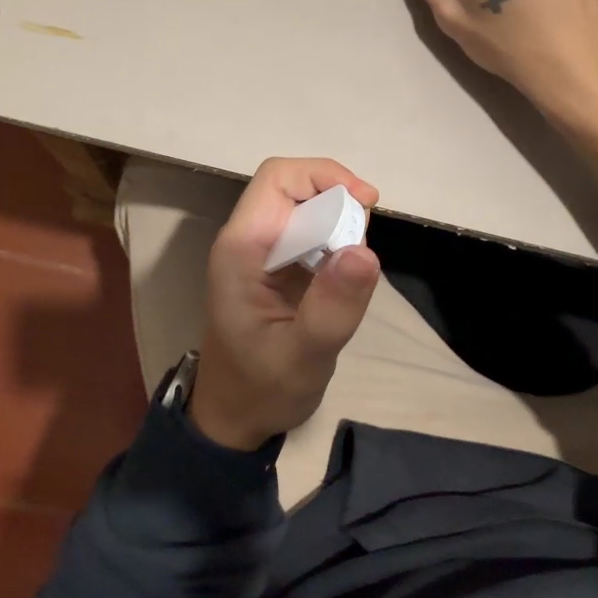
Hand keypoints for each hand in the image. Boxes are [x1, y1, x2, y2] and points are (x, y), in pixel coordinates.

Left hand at [188, 158, 382, 450]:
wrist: (232, 420)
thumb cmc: (260, 390)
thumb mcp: (303, 357)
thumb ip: (331, 308)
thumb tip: (365, 250)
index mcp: (243, 248)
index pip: (278, 179)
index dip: (323, 176)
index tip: (365, 204)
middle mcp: (248, 240)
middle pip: (294, 187)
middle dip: (336, 202)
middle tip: (363, 246)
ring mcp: (261, 253)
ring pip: (305, 208)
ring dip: (338, 223)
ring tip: (354, 268)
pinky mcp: (276, 268)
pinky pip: (309, 234)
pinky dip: (334, 242)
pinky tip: (345, 276)